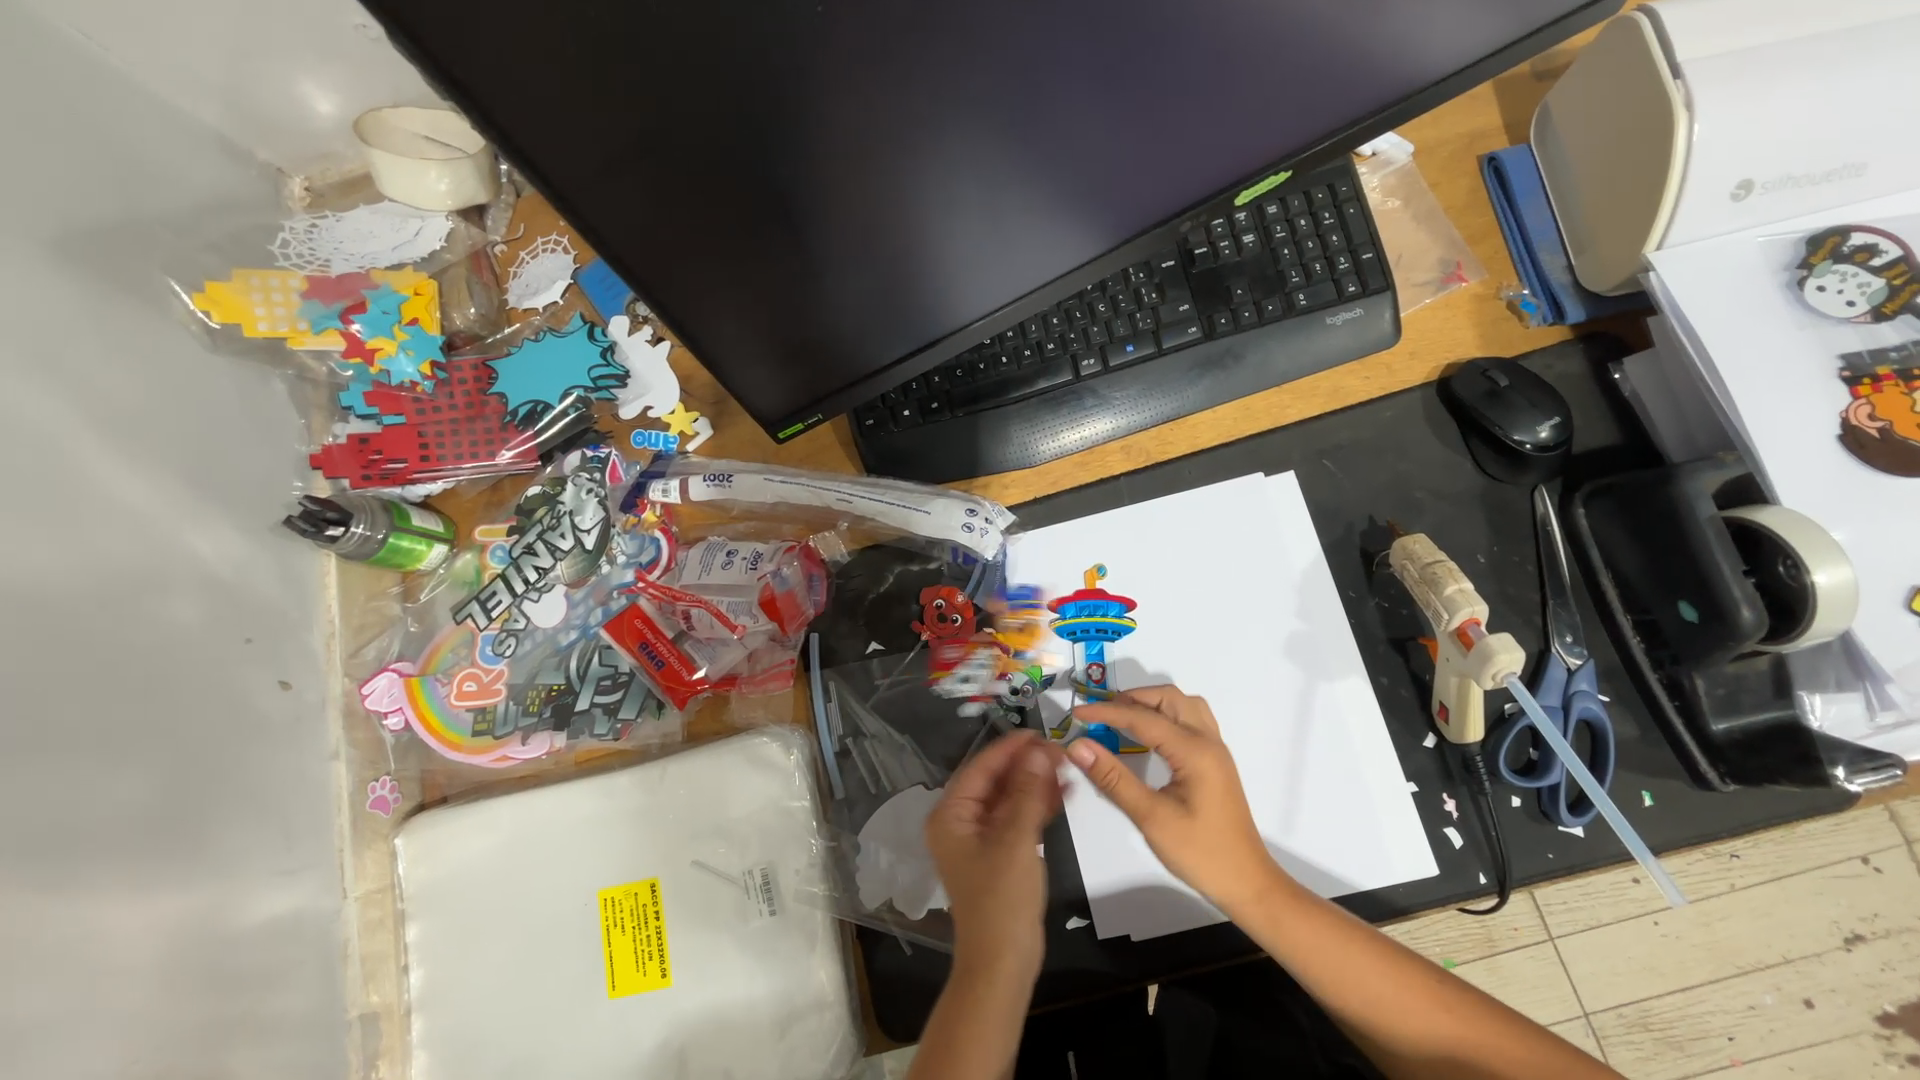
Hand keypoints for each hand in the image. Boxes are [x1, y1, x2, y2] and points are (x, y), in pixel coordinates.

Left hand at [925, 731, 1064, 972]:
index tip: (1040, 731)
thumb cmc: (1002, 898)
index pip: (980, 768)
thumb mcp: (1015, 839)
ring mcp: (980, 839)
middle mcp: (960, 822)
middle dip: (1026, 764)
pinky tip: (1064, 794)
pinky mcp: (999, 854)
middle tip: (1061, 750)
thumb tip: (1038, 750)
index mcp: (950, 815)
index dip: (1010, 748)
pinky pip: (1017, 818)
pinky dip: (1037, 806)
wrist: (1003, 962)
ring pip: (1008, 798)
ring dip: (1035, 783)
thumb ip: (1026, 792)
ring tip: (1067, 767)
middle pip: (994, 781)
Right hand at [1066, 686, 1286, 912]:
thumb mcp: (1151, 817)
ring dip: (1153, 703)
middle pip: (1170, 699)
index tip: (1076, 713)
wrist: (1246, 881)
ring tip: (1123, 718)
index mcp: (1194, 751)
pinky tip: (1150, 736)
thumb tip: (1078, 746)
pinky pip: (1192, 721)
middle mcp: (1208, 742)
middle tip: (1101, 713)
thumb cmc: (1199, 852)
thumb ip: (1113, 778)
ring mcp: (1216, 751)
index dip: (1106, 712)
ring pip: (1184, 706)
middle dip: (1133, 699)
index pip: (1143, 718)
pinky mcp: (1216, 763)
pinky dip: (1167, 716)